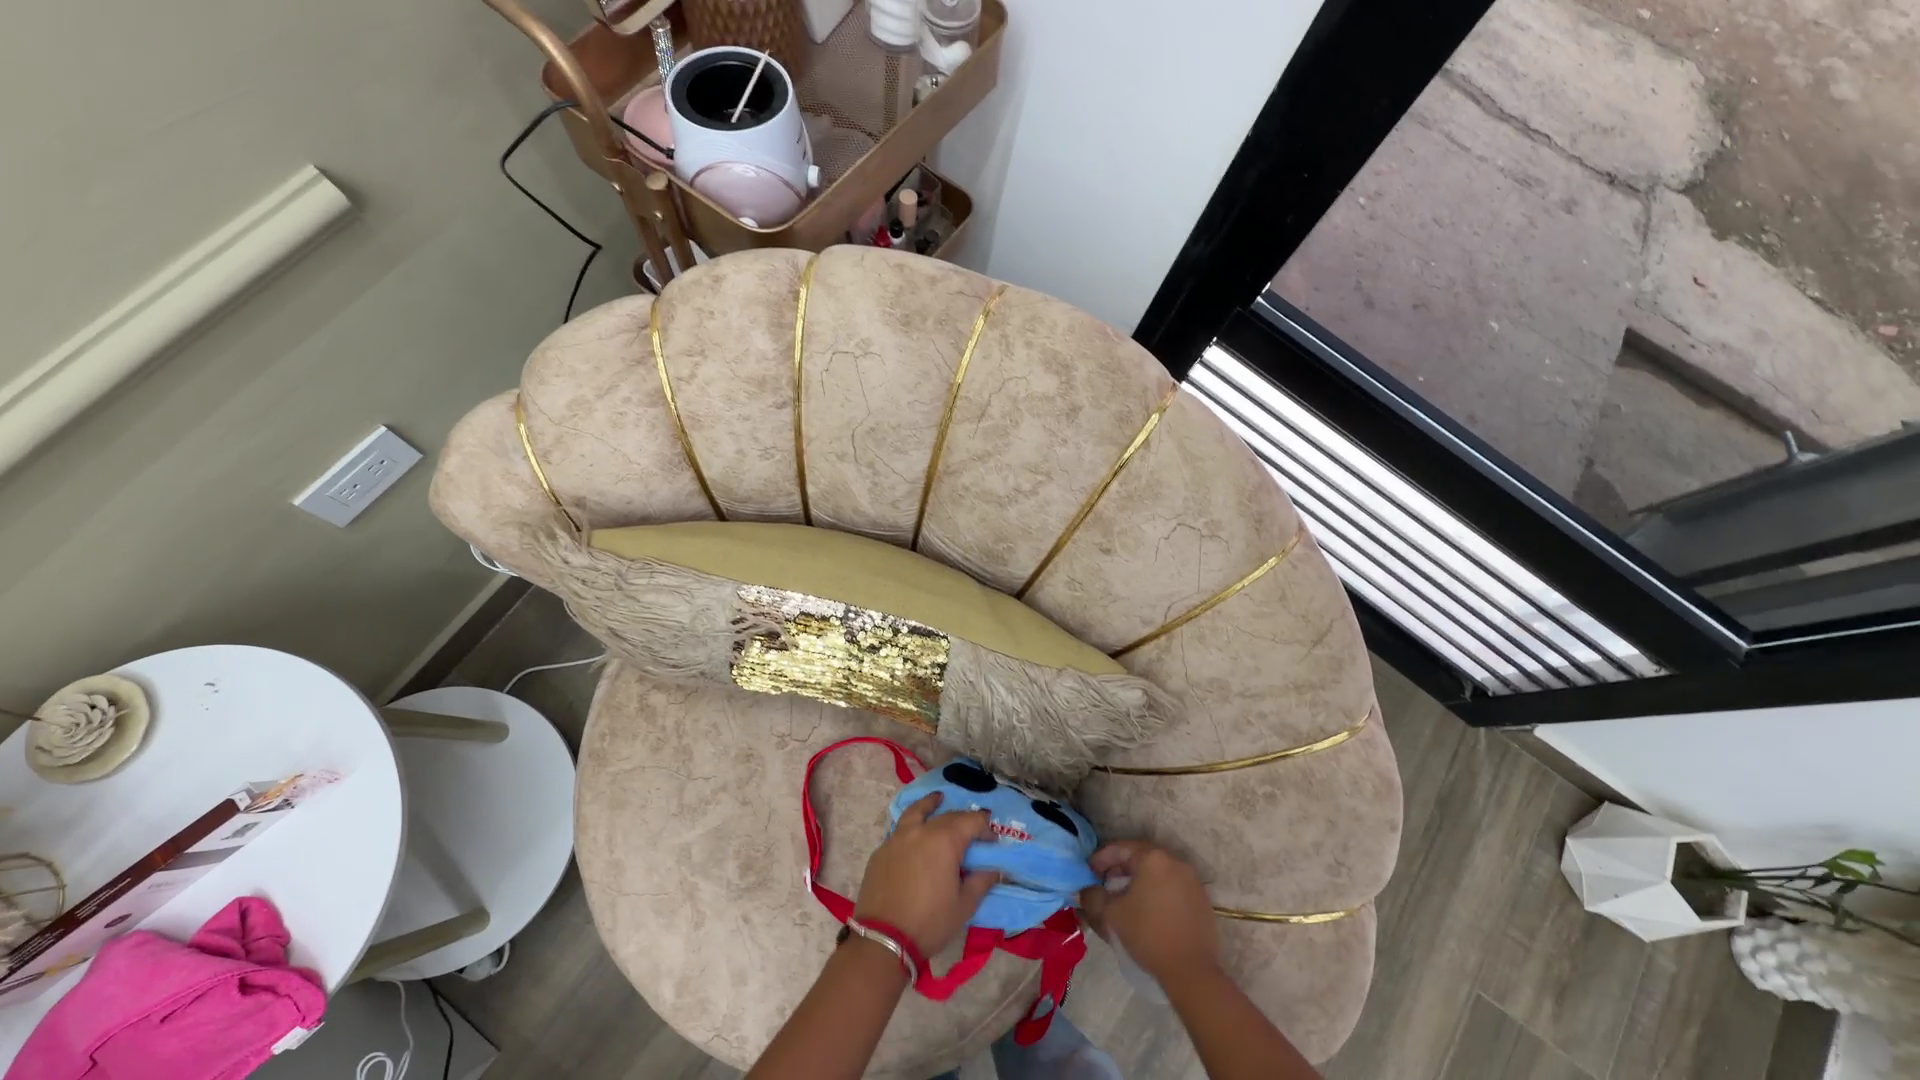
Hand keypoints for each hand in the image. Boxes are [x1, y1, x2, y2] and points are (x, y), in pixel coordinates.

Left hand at [854, 793, 1000, 956]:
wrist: (884, 938)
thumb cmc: (930, 922)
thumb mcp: (964, 905)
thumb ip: (981, 882)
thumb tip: (993, 869)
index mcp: (945, 840)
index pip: (971, 821)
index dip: (986, 827)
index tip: (993, 840)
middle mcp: (920, 831)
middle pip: (946, 815)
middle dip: (963, 820)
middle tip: (973, 831)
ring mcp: (896, 839)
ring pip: (916, 812)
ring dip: (930, 805)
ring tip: (938, 799)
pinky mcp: (880, 851)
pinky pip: (900, 830)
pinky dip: (912, 825)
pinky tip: (915, 835)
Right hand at [1079, 840, 1220, 988]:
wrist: (1190, 970)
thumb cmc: (1147, 934)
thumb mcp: (1110, 914)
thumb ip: (1092, 896)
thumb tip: (1087, 890)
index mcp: (1153, 859)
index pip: (1120, 848)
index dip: (1100, 859)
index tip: (1088, 873)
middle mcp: (1176, 862)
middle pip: (1141, 858)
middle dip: (1119, 869)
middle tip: (1104, 885)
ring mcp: (1192, 881)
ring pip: (1158, 873)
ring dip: (1138, 881)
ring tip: (1124, 900)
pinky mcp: (1201, 900)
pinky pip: (1172, 887)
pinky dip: (1156, 892)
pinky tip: (1147, 912)